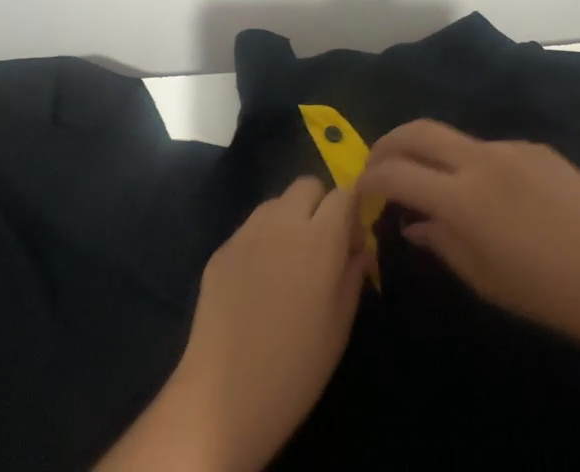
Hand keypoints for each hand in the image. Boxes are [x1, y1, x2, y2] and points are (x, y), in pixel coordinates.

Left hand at [96, 177, 364, 471]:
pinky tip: (260, 282)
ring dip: (290, 218)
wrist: (225, 394)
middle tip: (323, 248)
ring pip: (275, 203)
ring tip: (290, 263)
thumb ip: (354, 274)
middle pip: (306, 186)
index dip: (353, 211)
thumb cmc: (297, 366)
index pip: (344, 194)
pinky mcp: (220, 251)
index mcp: (319, 239)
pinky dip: (263, 240)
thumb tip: (359, 248)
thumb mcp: (341, 323)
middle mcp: (281, 223)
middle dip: (320, 205)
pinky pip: (249, 229)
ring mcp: (245, 234)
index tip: (354, 242)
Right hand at [355, 119, 579, 364]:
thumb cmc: (554, 296)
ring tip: (430, 191)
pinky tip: (484, 198)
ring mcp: (514, 149)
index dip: (367, 181)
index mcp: (463, 197)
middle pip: (417, 131)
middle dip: (387, 145)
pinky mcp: (540, 151)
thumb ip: (441, 243)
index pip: (394, 173)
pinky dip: (468, 165)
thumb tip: (414, 223)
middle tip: (376, 170)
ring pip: (453, 138)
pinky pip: (489, 150)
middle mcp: (483, 159)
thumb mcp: (486, 280)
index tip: (359, 196)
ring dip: (429, 155)